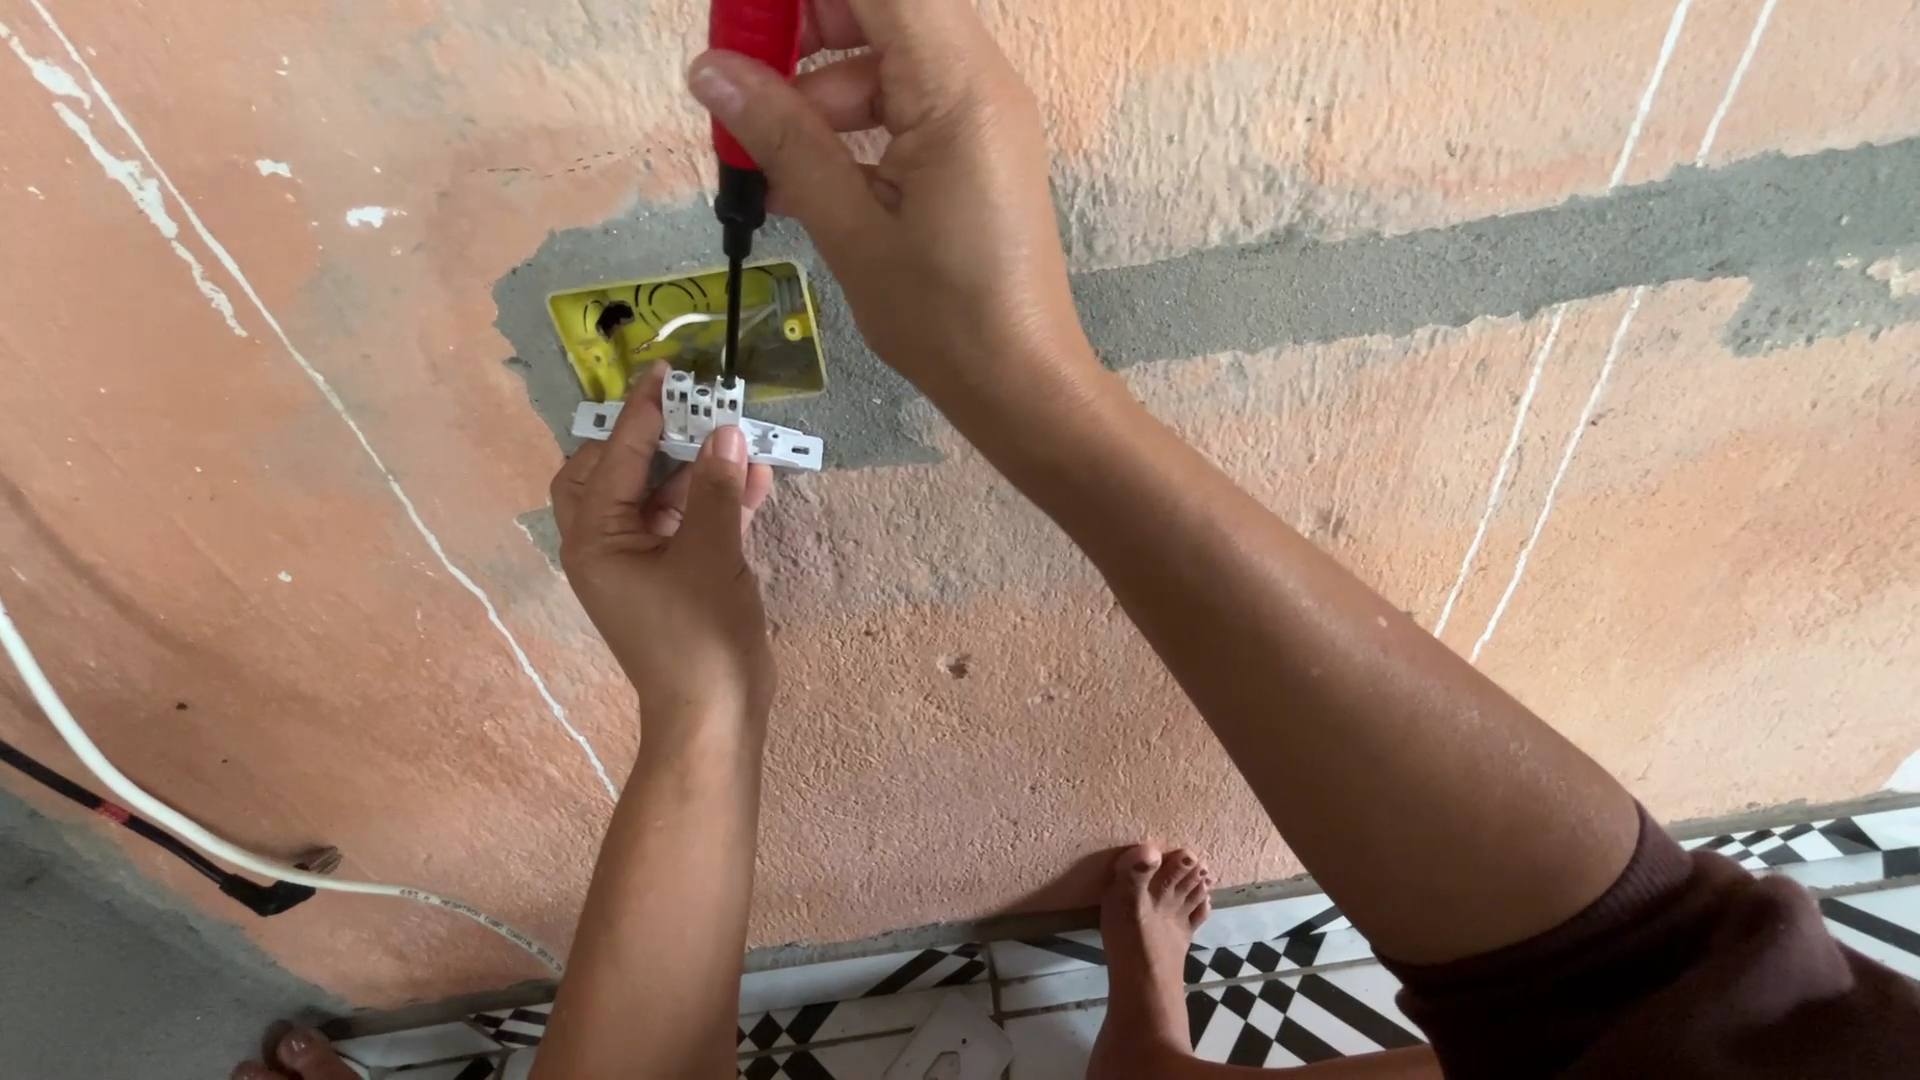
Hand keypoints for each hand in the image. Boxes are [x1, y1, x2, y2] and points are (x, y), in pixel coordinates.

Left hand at [550, 363, 775, 722]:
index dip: (641, 412)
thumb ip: (718, 489)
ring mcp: (645, 562)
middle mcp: (610, 545)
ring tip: (739, 440)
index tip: (664, 371)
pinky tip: (758, 481)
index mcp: (596, 538)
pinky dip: (719, 504)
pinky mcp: (680, 576)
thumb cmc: (699, 633)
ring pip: (662, 498)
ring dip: (698, 471)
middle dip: (650, 439)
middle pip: (614, 473)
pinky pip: (692, 526)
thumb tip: (727, 432)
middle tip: (685, 412)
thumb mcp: (711, 552)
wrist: (716, 713)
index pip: (614, 458)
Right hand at [686, 0, 1097, 406]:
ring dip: (816, 101)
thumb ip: (785, 141)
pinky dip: (851, 137)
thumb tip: (710, 72)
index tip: (743, 30)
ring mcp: (981, 118)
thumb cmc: (944, 320)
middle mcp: (980, 82)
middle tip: (740, 93)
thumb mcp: (853, 232)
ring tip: (766, 172)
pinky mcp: (974, 154)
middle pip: (877, 8)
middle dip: (798, 38)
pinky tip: (805, 189)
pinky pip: (903, 112)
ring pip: (883, 64)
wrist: (1018, 383)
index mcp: (957, 87)